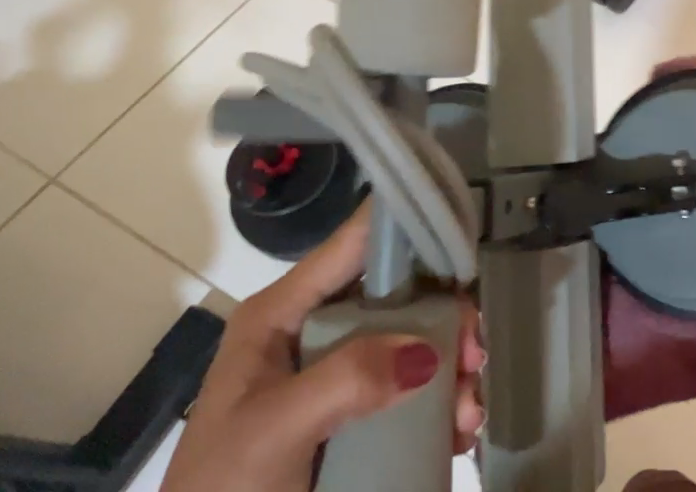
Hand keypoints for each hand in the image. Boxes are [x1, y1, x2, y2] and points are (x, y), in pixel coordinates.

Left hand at [163, 207, 486, 491]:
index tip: (465, 244)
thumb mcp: (272, 430)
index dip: (411, 230)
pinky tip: (460, 432)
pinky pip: (417, 391)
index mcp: (285, 312)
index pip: (356, 243)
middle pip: (402, 295)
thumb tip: (427, 351)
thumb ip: (346, 380)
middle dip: (448, 320)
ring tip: (467, 415)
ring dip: (454, 370)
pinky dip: (447, 404)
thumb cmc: (223, 489)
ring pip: (418, 343)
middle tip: (472, 357)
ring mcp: (340, 373)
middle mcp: (318, 330)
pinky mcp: (358, 414)